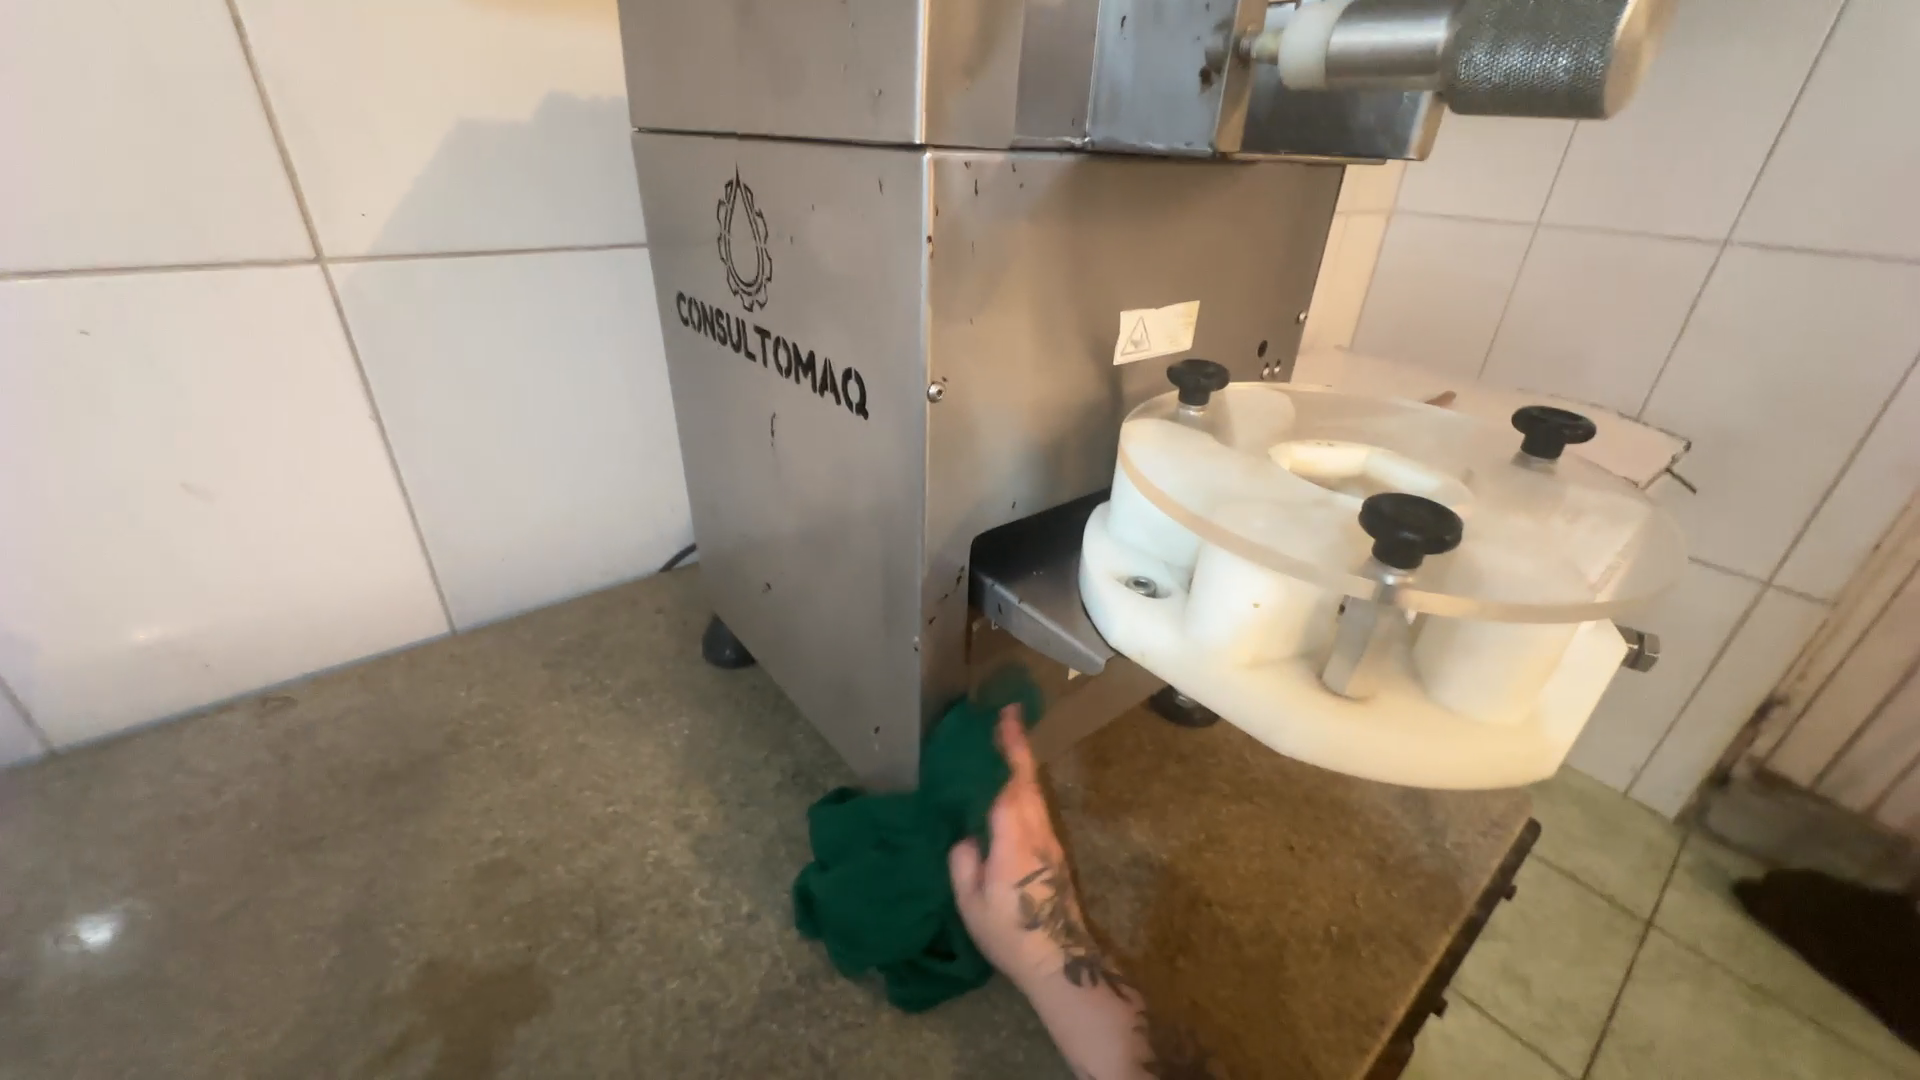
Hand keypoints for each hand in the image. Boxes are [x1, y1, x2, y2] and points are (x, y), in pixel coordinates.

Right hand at [949, 706, 1125, 998]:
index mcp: (1013, 839)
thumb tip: (965, 835)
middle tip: (1006, 715)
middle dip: (1017, 746)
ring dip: (1021, 763)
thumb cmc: (1010, 933)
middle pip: (1027, 779)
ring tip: (1006, 741)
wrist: (1059, 960)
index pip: (1009, 784)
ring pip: (1034, 791)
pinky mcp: (1054, 850)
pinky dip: (1023, 785)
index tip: (1005, 717)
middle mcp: (1036, 831)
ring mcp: (1049, 839)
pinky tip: (1011, 784)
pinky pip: (1036, 805)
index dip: (1007, 749)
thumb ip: (963, 862)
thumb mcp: (972, 904)